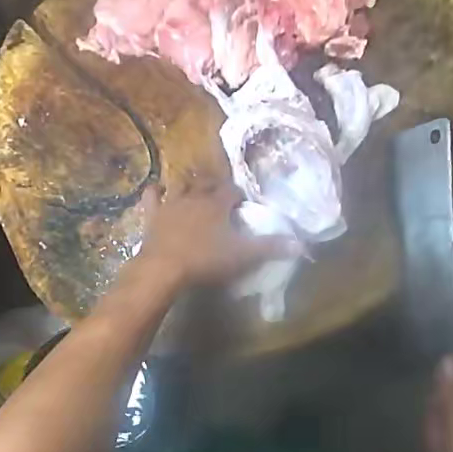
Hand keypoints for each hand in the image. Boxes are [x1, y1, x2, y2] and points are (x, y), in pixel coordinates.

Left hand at [126, 179, 295, 291]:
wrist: (164, 268)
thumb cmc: (205, 260)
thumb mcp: (242, 255)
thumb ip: (270, 247)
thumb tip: (301, 244)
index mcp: (217, 204)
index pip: (232, 190)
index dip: (238, 194)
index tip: (242, 203)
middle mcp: (194, 197)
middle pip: (206, 184)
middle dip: (214, 186)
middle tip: (219, 195)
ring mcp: (170, 204)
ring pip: (179, 185)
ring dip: (187, 185)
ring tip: (192, 190)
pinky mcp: (151, 215)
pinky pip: (151, 196)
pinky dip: (154, 192)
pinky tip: (156, 190)